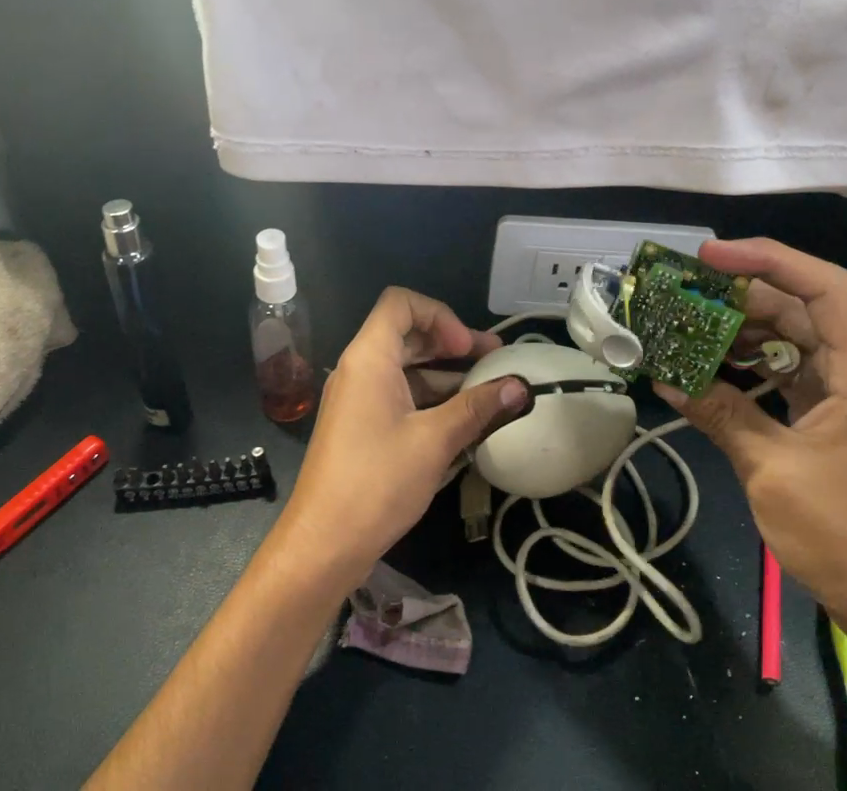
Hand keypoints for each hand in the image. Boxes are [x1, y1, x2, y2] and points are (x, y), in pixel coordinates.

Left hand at [276, 287, 527, 583]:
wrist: (324, 542)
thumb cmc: (377, 481)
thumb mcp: (435, 441)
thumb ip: (479, 408)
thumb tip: (522, 387)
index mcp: (369, 358)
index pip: (401, 303)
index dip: (440, 315)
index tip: (467, 349)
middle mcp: (358, 370)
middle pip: (406, 335)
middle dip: (452, 345)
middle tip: (496, 362)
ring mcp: (356, 401)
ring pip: (404, 370)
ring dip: (445, 377)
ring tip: (489, 396)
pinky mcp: (359, 429)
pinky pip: (397, 398)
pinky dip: (430, 401)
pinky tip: (462, 424)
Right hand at [653, 239, 846, 633]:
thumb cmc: (843, 534)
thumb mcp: (771, 470)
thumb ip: (721, 414)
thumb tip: (666, 378)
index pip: (826, 288)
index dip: (768, 260)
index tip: (710, 256)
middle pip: (804, 310)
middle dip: (742, 296)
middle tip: (681, 292)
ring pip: (793, 341)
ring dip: (742, 332)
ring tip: (685, 326)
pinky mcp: (834, 419)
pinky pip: (789, 376)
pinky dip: (750, 369)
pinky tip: (707, 368)